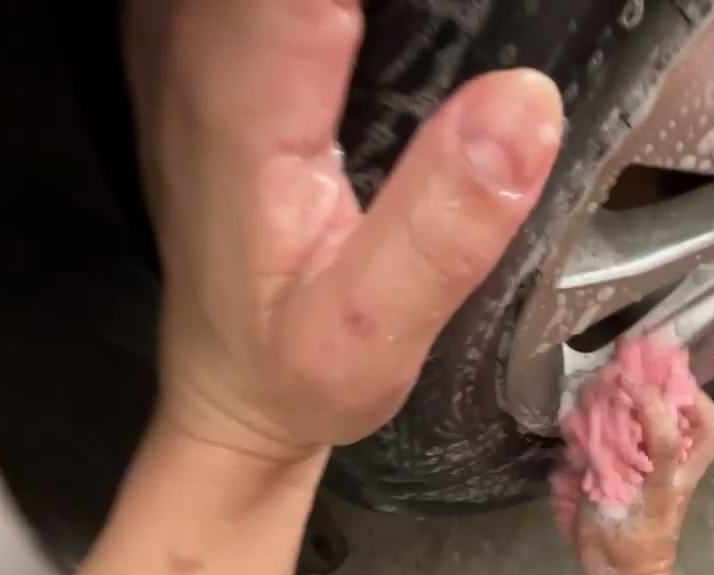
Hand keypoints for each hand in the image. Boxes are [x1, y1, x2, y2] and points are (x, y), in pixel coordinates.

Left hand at [124, 0, 564, 462]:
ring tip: (442, 43)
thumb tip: (529, 102)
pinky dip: (330, 14)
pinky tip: (371, 44)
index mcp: (244, 104)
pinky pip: (264, 0)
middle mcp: (196, 49)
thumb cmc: (297, 377)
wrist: (229, 396)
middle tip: (476, 37)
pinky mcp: (196, 57)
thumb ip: (442, 227)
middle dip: (404, 8)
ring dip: (381, 11)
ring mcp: (184, 43)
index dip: (429, 4)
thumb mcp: (373, 331)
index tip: (483, 28)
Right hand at [572, 386, 713, 574]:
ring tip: (652, 378)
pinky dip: (668, 418)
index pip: (667, 439)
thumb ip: (586, 478)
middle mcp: (679, 478)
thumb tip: (578, 438)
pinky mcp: (675, 483)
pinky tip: (641, 406)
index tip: (624, 382)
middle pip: (710, 427)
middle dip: (689, 392)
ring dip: (684, 400)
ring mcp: (682, 479)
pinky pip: (686, 443)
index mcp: (661, 489)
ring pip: (705, 431)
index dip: (649, 405)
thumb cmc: (614, 558)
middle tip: (657, 370)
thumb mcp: (593, 520)